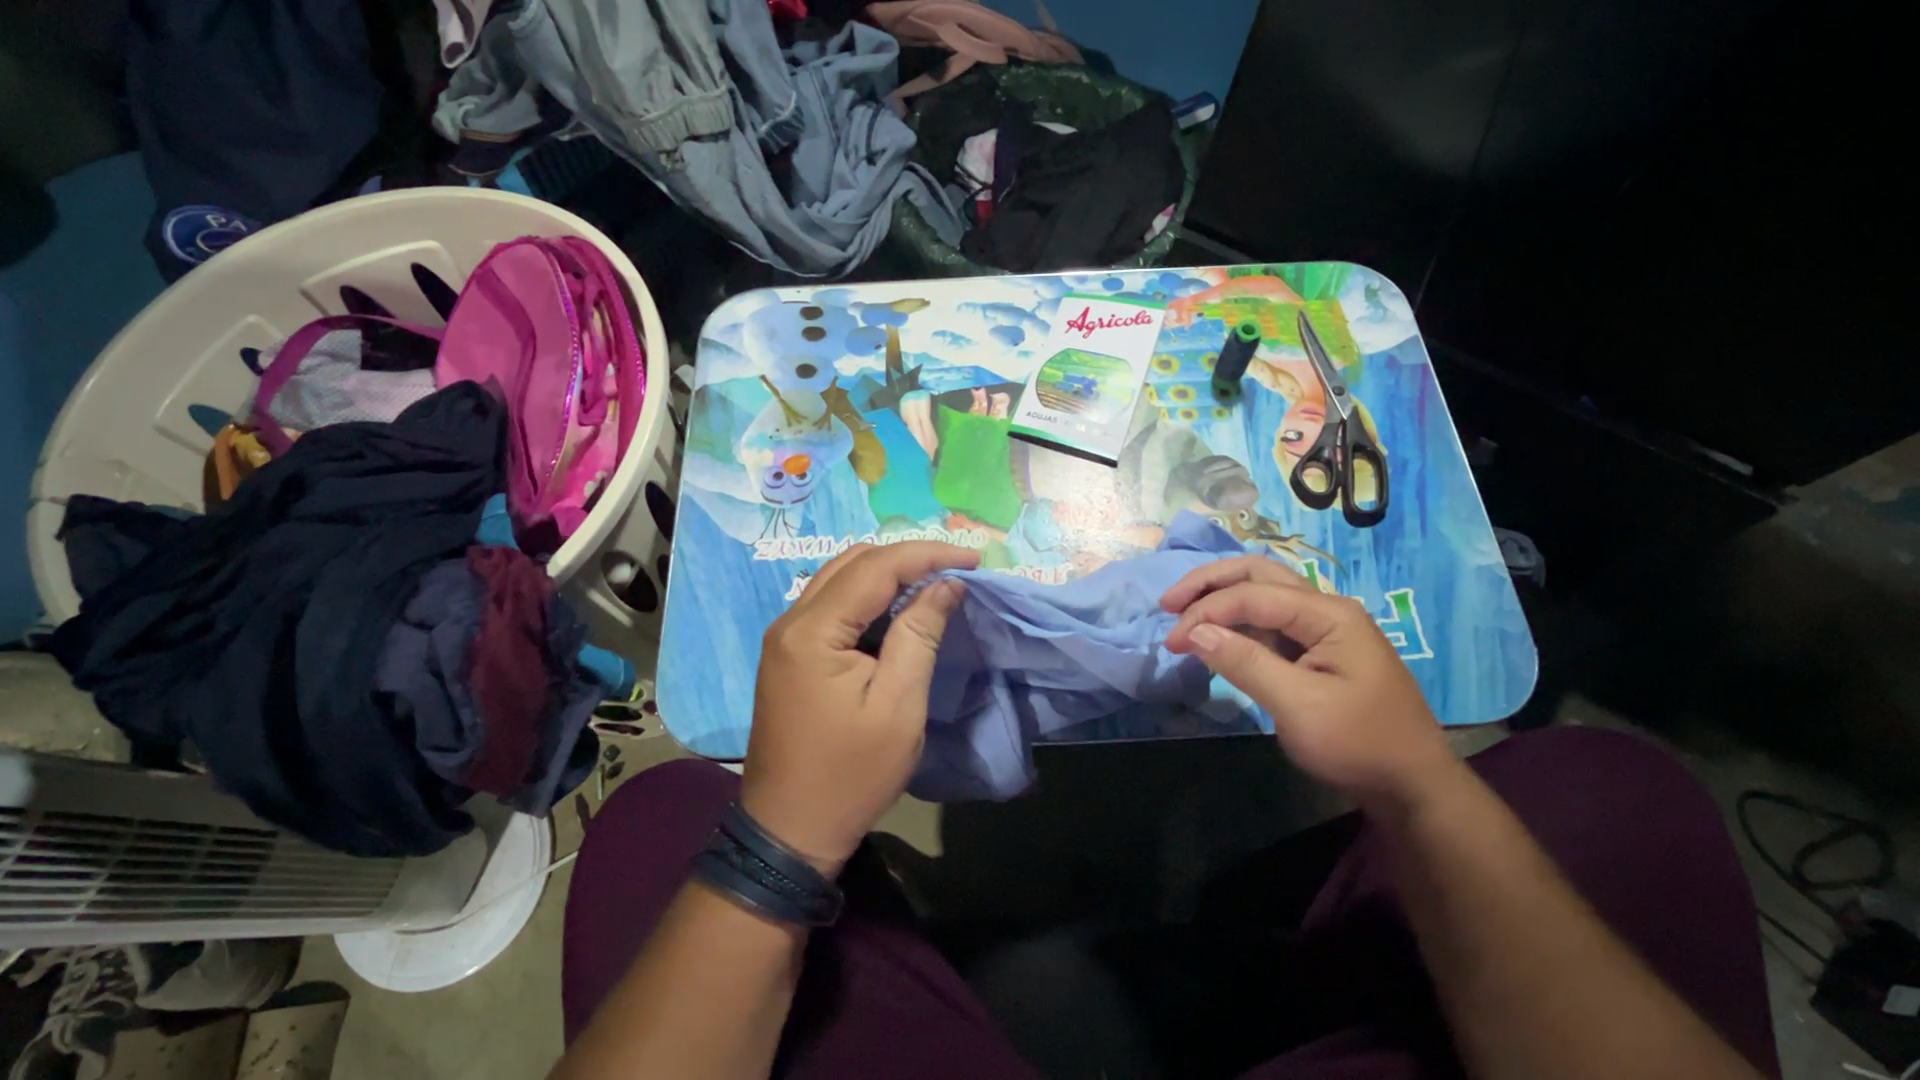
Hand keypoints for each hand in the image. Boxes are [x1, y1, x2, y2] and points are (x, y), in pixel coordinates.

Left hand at [741, 541, 979, 873]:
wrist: (790, 830)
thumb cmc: (851, 775)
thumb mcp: (899, 706)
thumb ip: (920, 636)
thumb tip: (946, 586)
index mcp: (813, 632)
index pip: (875, 567)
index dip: (927, 555)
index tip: (974, 559)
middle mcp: (790, 623)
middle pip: (853, 564)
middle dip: (908, 558)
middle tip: (957, 570)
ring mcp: (785, 639)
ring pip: (840, 580)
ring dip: (888, 575)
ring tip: (936, 584)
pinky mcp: (789, 656)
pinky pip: (831, 606)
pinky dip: (869, 599)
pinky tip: (900, 611)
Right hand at [1161, 556, 1460, 812]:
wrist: (1411, 785)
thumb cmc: (1359, 744)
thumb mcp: (1298, 706)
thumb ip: (1246, 663)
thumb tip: (1195, 632)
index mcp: (1329, 614)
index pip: (1253, 595)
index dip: (1207, 612)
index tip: (1172, 643)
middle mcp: (1326, 610)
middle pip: (1259, 575)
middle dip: (1210, 585)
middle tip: (1168, 604)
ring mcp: (1323, 631)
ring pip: (1263, 595)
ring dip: (1222, 600)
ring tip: (1183, 616)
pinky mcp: (1317, 653)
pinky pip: (1270, 625)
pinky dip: (1237, 625)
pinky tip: (1215, 639)